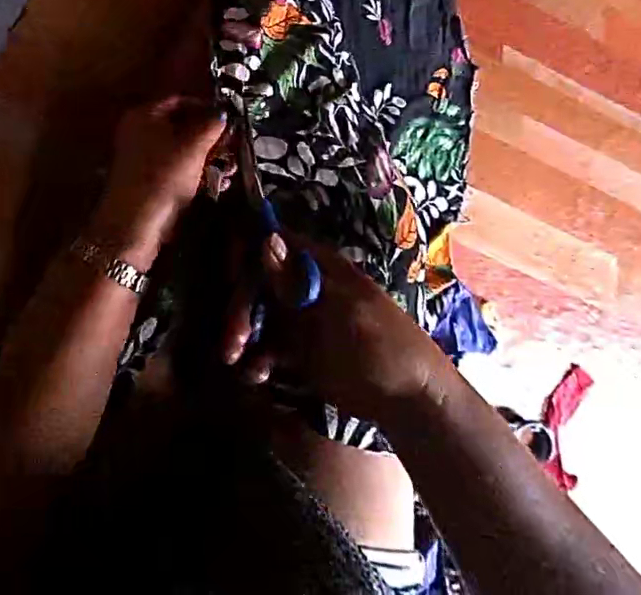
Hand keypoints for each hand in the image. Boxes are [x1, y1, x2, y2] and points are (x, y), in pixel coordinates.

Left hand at [88, 96, 226, 263]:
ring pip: (182, 150)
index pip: (179, 99)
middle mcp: (140, 132)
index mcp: (144, 115)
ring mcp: (143, 158)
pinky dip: (198, 173)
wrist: (135, 225)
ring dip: (209, 157)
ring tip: (230, 168)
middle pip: (181, 125)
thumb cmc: (163, 176)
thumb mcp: (193, 146)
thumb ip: (211, 124)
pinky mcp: (149, 181)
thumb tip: (223, 112)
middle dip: (211, 136)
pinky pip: (177, 169)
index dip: (206, 105)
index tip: (229, 116)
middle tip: (233, 145)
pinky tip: (219, 183)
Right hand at [223, 231, 453, 423]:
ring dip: (244, 337)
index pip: (273, 246)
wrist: (411, 402)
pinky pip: (267, 348)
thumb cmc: (383, 345)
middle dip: (242, 310)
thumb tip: (267, 238)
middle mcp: (305, 286)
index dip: (248, 255)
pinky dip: (257, 360)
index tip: (230, 277)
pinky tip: (257, 376)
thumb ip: (298, 281)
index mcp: (320, 266)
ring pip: (258, 317)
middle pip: (259, 284)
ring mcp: (301, 319)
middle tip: (232, 342)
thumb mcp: (342, 311)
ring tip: (238, 363)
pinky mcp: (299, 352)